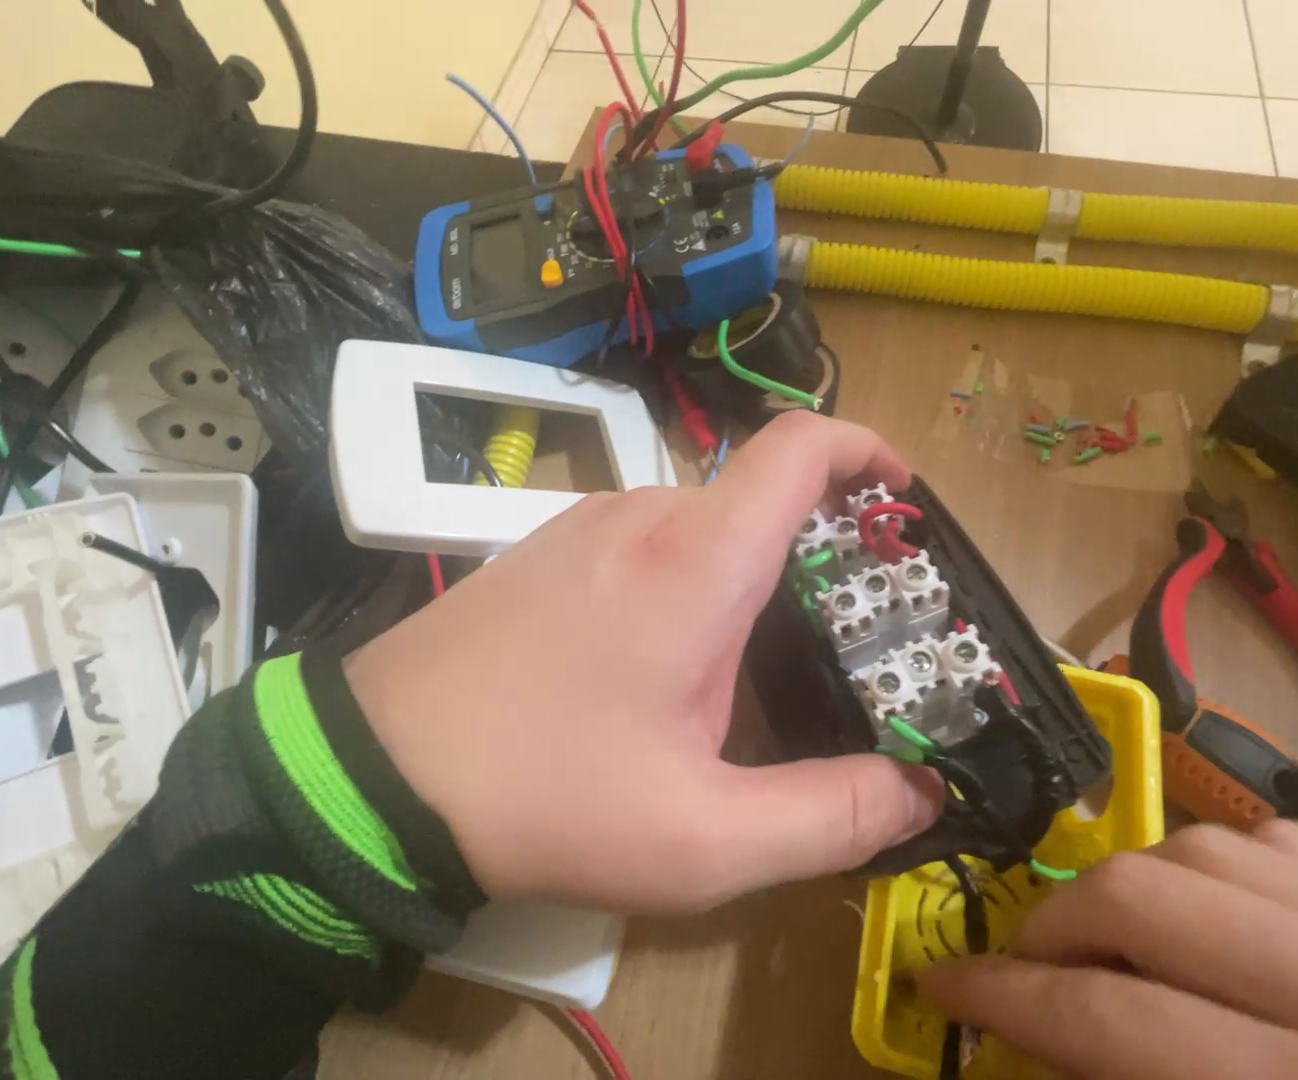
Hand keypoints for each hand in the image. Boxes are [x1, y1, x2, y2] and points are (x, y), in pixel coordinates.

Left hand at [343, 412, 943, 913]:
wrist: (376, 775)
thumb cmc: (546, 798)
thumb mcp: (704, 839)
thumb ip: (831, 816)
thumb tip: (921, 792)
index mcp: (696, 562)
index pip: (800, 448)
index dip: (866, 450)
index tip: (902, 498)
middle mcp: (642, 516)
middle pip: (760, 498)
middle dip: (819, 550)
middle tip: (847, 635)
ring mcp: (584, 525)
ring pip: (704, 523)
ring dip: (750, 573)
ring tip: (757, 666)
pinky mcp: (545, 550)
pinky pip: (647, 541)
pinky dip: (690, 578)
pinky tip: (667, 662)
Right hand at [920, 820, 1297, 1079]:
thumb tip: (1050, 1056)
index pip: (1114, 1016)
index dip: (1004, 996)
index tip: (943, 986)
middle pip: (1146, 898)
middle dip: (1052, 928)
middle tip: (1026, 971)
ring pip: (1205, 849)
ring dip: (1125, 887)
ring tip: (1109, 940)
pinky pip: (1281, 846)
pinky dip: (1210, 866)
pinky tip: (1200, 913)